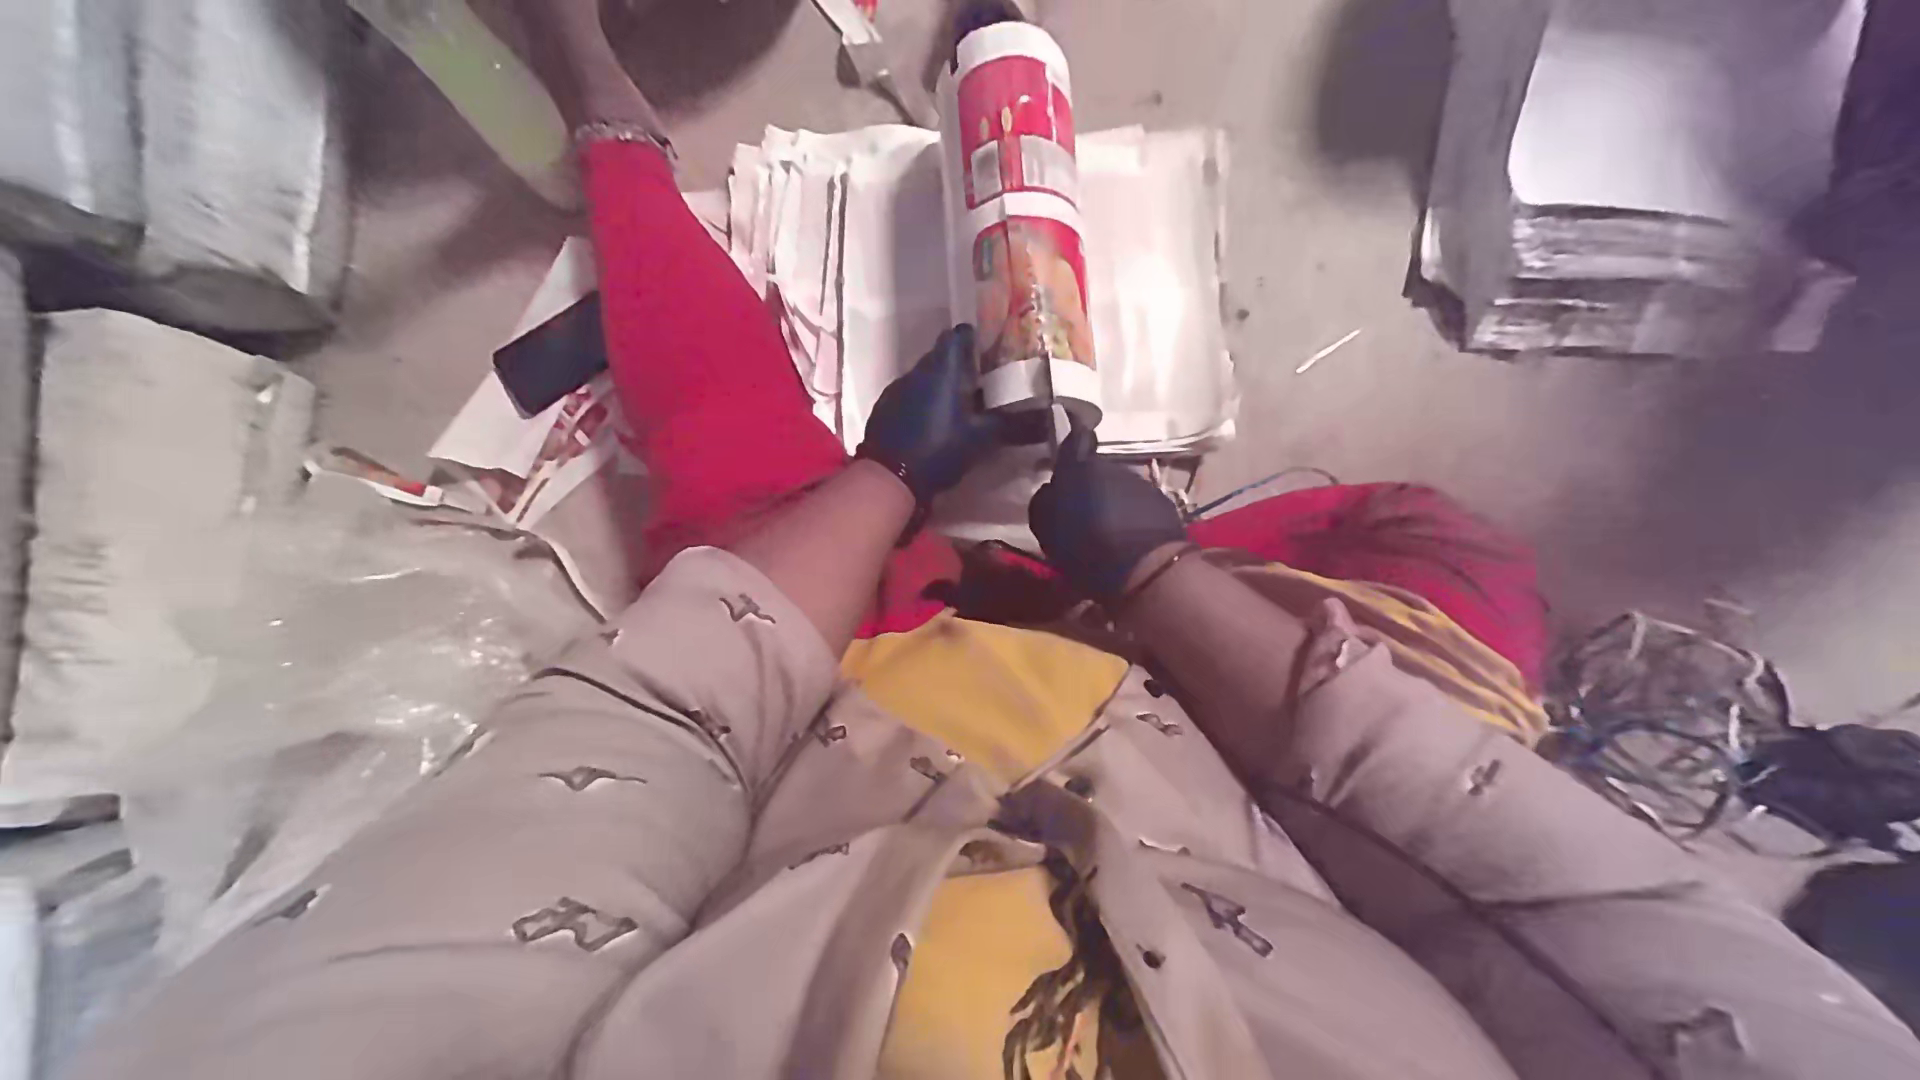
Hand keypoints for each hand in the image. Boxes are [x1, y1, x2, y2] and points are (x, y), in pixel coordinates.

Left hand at [857, 325, 1000, 501]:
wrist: (888, 478)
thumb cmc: (940, 449)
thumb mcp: (982, 439)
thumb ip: (1015, 427)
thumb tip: (1048, 422)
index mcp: (943, 369)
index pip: (960, 335)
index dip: (977, 340)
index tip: (993, 355)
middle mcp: (917, 371)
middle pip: (943, 356)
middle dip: (964, 367)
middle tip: (986, 385)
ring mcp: (897, 389)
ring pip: (926, 377)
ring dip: (943, 387)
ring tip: (964, 407)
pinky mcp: (885, 408)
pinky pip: (910, 396)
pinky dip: (925, 403)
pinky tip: (935, 424)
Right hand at [1029, 422, 1186, 598]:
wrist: (1146, 569)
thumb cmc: (1087, 550)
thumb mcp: (1048, 532)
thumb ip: (1044, 504)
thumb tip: (1050, 490)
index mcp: (1079, 469)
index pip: (1073, 443)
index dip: (1070, 450)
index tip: (1065, 466)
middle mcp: (1111, 467)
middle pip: (1095, 470)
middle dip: (1088, 486)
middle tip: (1081, 514)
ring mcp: (1140, 483)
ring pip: (1119, 487)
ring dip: (1111, 502)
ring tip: (1106, 531)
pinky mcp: (1163, 502)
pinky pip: (1140, 504)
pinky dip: (1133, 516)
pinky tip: (1129, 539)